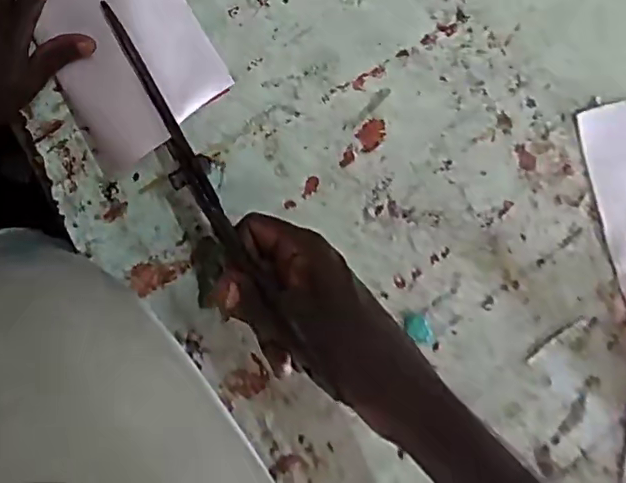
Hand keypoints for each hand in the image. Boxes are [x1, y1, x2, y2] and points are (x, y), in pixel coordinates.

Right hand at [213, 214, 431, 433]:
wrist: (406, 398)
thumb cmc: (348, 351)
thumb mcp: (289, 323)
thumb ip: (250, 299)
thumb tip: (219, 284)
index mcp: (305, 248)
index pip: (252, 228)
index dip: (237, 256)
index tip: (235, 292)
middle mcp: (311, 258)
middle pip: (258, 261)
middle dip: (252, 298)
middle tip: (256, 329)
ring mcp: (319, 284)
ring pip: (271, 290)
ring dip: (266, 322)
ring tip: (279, 355)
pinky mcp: (326, 309)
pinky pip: (289, 309)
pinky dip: (283, 332)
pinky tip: (290, 360)